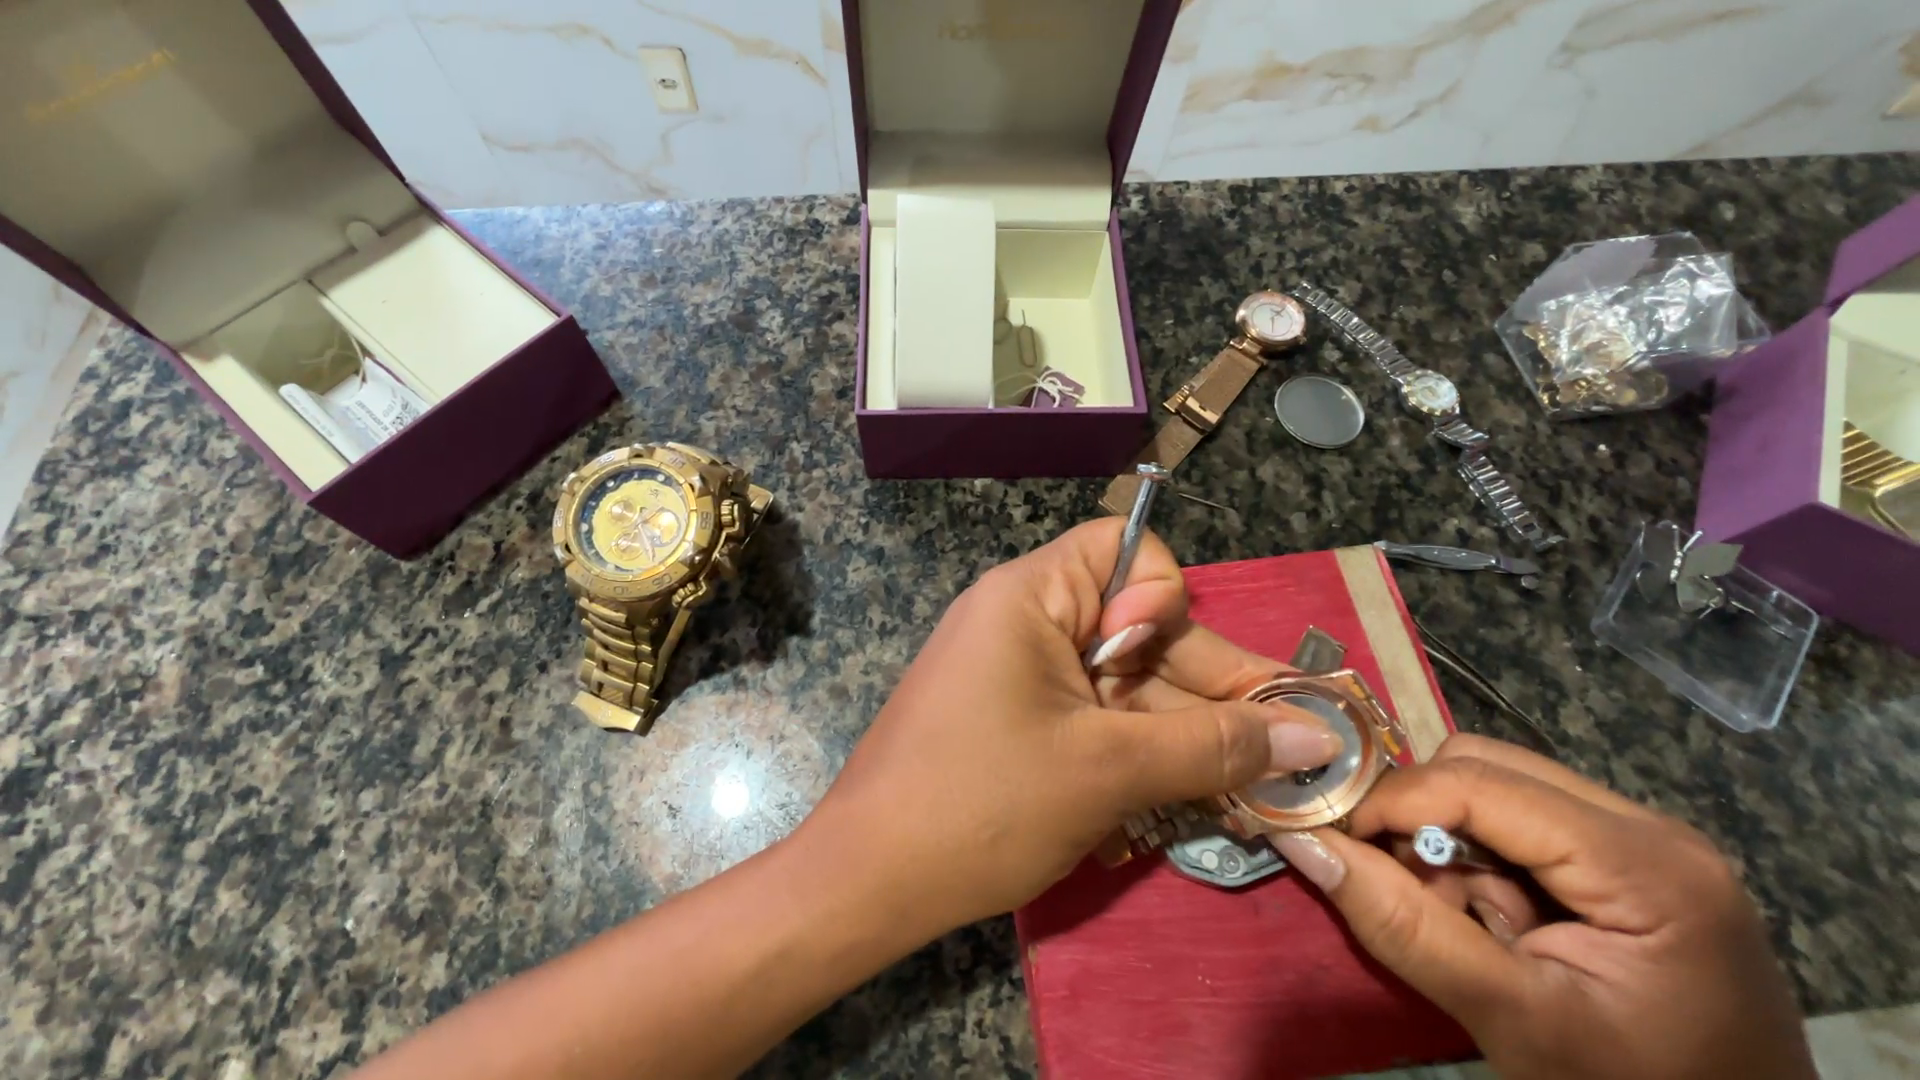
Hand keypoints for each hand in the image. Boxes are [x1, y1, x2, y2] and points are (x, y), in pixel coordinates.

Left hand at [804, 519, 1341, 935]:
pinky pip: (1093, 719)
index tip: (1166, 661)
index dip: (1164, 597)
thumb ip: (1214, 746)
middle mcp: (1023, 622)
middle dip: (1207, 687)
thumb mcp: (1108, 771)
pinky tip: (1189, 798)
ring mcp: (1018, 677)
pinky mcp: (1016, 724)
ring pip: (1122, 684)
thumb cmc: (983, 805)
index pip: (1123, 548)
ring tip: (1256, 786)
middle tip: (1289, 744)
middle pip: (1137, 629)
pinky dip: (1138, 752)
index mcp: (1029, 597)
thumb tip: (1316, 733)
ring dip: (1182, 732)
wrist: (868, 883)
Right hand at [1272, 735, 1814, 1079]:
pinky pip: (1521, 818)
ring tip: (1458, 914)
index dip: (1392, 803)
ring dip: (1446, 837)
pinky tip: (1492, 914)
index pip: (1479, 782)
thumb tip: (1301, 842)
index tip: (1336, 846)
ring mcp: (1645, 840)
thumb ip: (1406, 928)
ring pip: (1496, 784)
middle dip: (1421, 818)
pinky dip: (1478, 855)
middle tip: (1404, 888)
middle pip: (1487, 766)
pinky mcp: (1630, 859)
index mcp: (1645, 863)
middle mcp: (1651, 827)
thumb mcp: (1512, 1021)